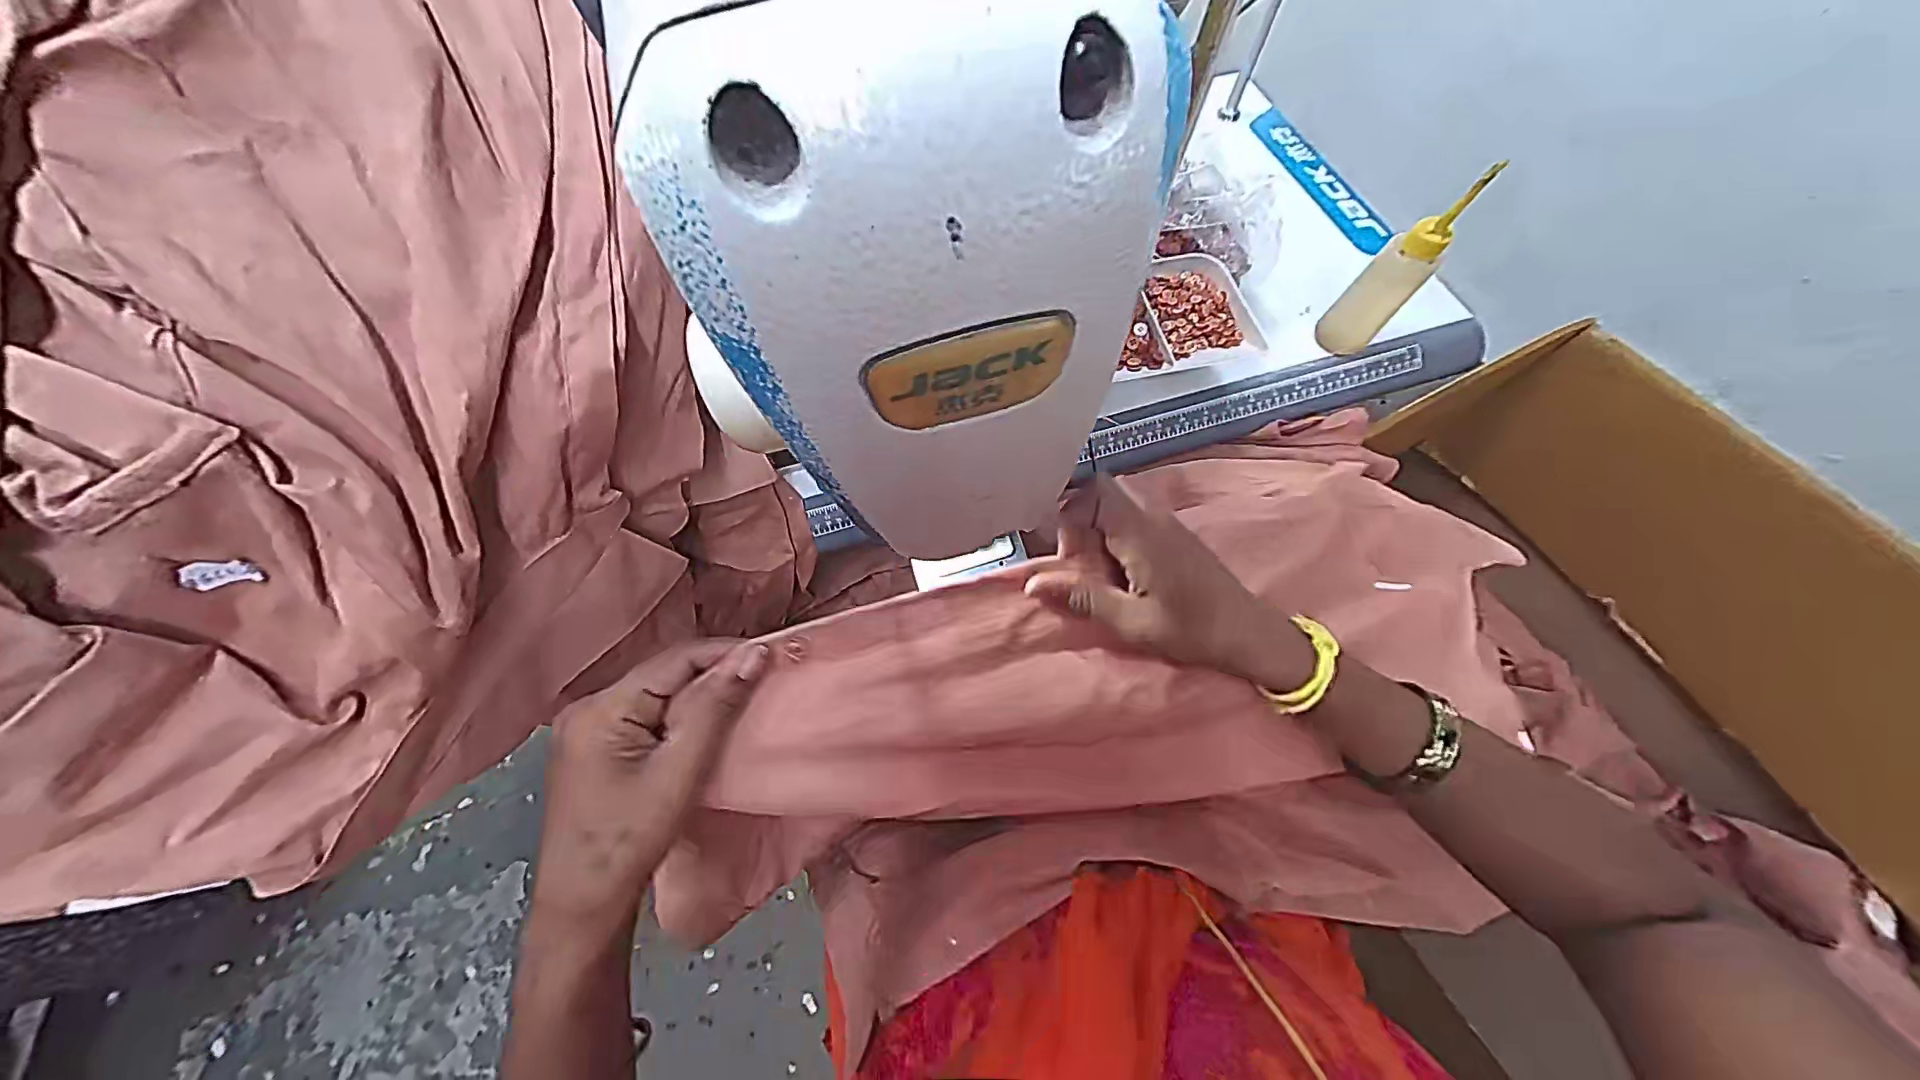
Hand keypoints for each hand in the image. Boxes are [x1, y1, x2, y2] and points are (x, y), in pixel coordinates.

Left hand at [529, 638, 768, 931]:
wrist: (583, 905)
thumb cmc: (631, 840)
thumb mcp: (682, 769)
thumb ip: (717, 706)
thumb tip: (753, 654)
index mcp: (601, 708)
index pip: (675, 659)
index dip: (725, 653)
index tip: (769, 657)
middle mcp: (588, 707)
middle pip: (666, 672)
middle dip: (715, 671)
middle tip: (761, 678)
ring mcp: (587, 726)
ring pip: (659, 691)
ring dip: (700, 692)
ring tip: (743, 696)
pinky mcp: (595, 745)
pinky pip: (648, 712)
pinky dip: (682, 712)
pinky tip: (707, 721)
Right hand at [1024, 473, 1313, 688]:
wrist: (1251, 634)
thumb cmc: (1193, 630)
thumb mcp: (1132, 622)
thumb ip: (1082, 598)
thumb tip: (1032, 584)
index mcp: (1142, 532)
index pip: (1093, 490)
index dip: (1069, 514)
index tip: (1066, 555)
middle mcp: (1154, 517)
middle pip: (1102, 495)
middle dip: (1079, 525)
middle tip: (1079, 566)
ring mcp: (1167, 524)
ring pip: (1115, 508)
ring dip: (1097, 534)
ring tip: (1099, 574)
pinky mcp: (1173, 536)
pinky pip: (1132, 522)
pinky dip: (1115, 542)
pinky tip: (1121, 576)